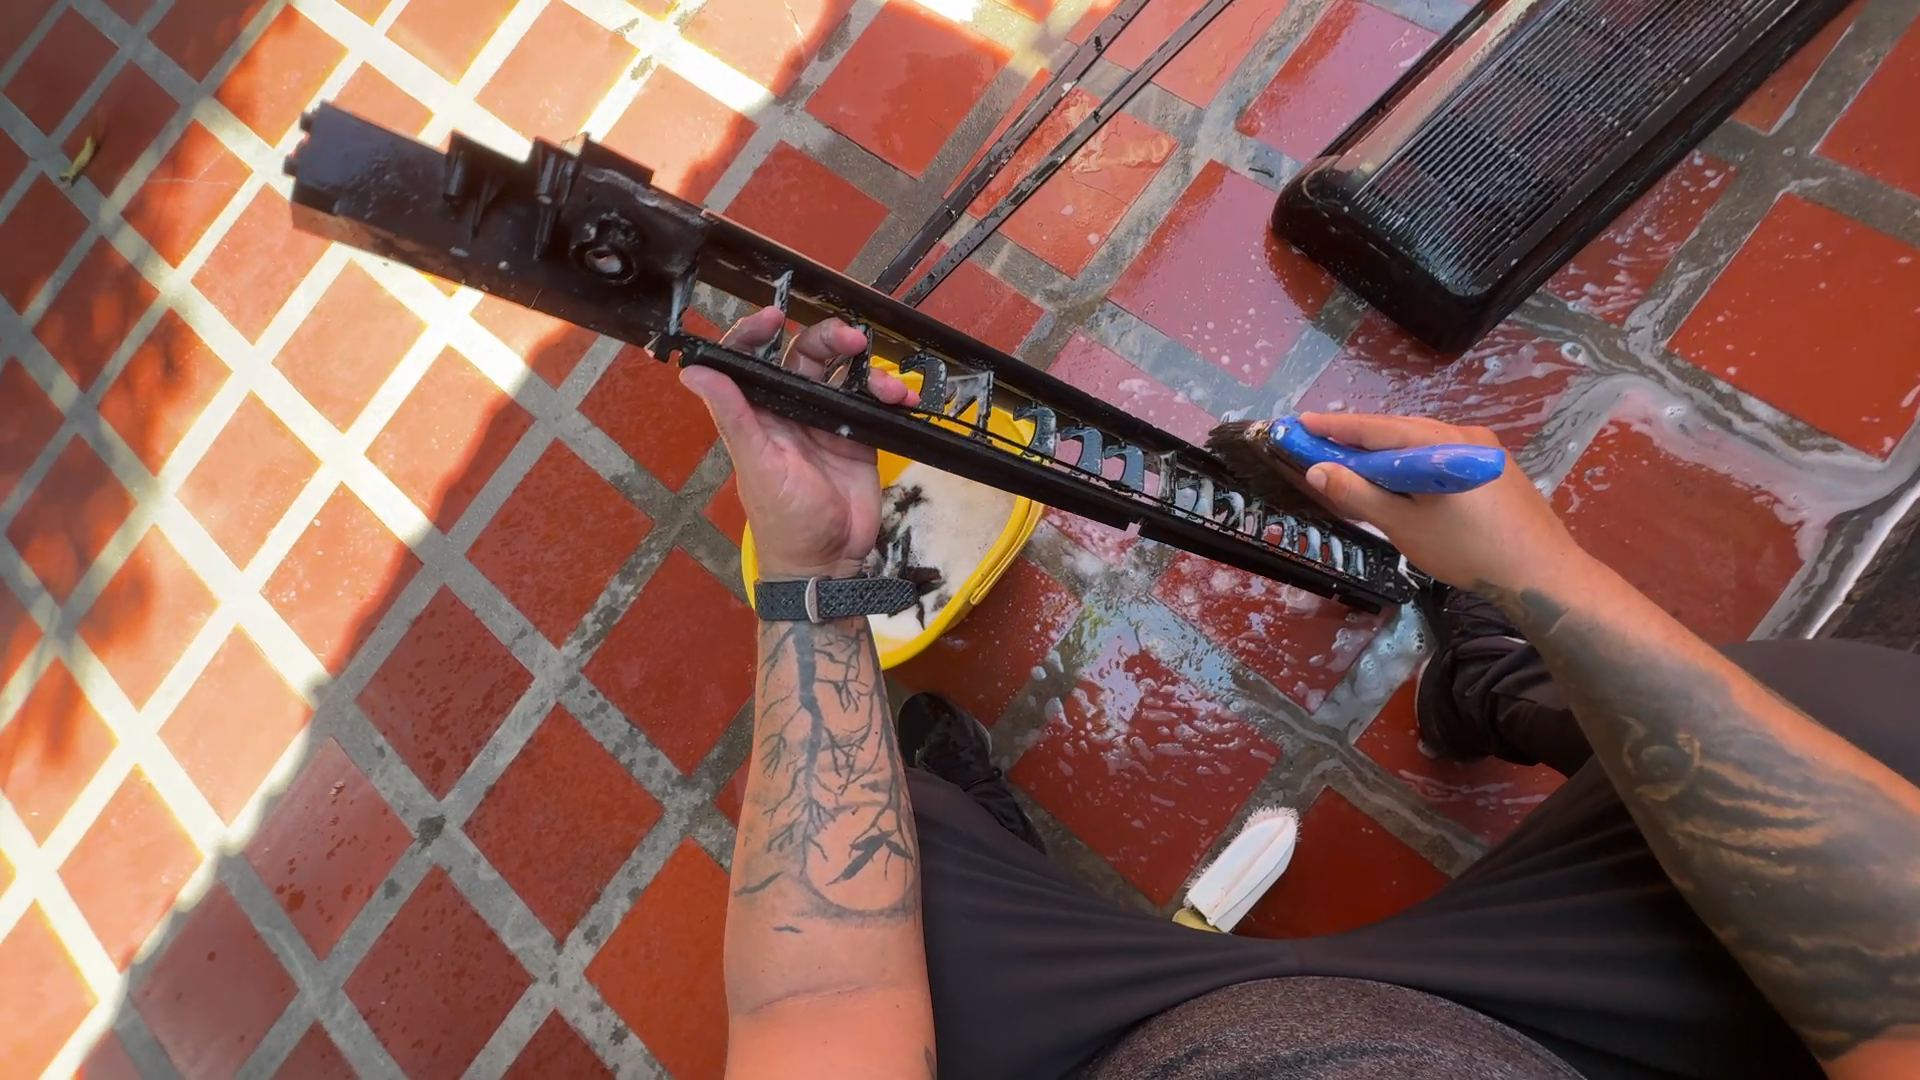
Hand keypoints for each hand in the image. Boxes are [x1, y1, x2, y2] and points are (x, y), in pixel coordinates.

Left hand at [680, 308, 920, 579]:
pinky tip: (903, 399)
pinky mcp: (859, 438)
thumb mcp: (759, 465)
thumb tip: (693, 371)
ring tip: (888, 384)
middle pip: (807, 357)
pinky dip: (891, 396)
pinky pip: (874, 404)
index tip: (776, 317)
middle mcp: (792, 412)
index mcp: (759, 415)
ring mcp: (827, 424)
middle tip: (853, 341)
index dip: (758, 333)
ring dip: (868, 369)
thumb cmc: (786, 521)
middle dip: (830, 341)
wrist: (830, 560)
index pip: (751, 361)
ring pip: (845, 376)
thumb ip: (734, 416)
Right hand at [1298, 412, 1587, 591]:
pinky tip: (1397, 475)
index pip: (1374, 429)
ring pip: (1418, 440)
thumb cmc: (1465, 549)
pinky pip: (1436, 450)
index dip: (1335, 427)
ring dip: (1382, 449)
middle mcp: (1461, 435)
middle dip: (1356, 436)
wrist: (1540, 572)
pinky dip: (1407, 457)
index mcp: (1437, 444)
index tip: (1302, 423)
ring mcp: (1481, 448)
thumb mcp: (1402, 524)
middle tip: (1321, 443)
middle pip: (1397, 429)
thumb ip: (1357, 494)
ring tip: (1352, 460)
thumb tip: (1317, 470)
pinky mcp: (1491, 465)